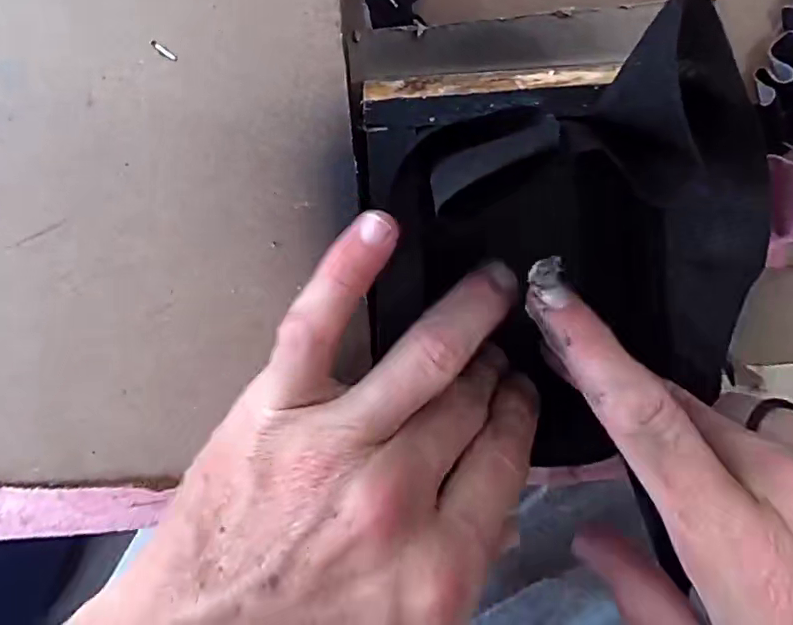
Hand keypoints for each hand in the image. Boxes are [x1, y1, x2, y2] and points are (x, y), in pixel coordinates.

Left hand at [76, 212, 538, 624]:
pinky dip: (351, 267)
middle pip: (472, 398)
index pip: (507, 451)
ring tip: (492, 285)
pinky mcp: (273, 409)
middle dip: (494, 366)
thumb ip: (470, 558)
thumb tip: (507, 492)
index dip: (519, 409)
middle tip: (498, 347)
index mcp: (438, 564)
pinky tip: (382, 227)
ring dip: (471, 310)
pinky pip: (320, 322)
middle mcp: (395, 495)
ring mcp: (334, 444)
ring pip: (429, 356)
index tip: (520, 389)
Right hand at [526, 269, 792, 624]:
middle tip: (728, 507)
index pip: (650, 424)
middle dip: (695, 443)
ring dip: (779, 466)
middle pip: (709, 416)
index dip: (593, 352)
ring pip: (782, 426)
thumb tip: (591, 529)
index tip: (556, 299)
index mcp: (755, 553)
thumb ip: (653, 602)